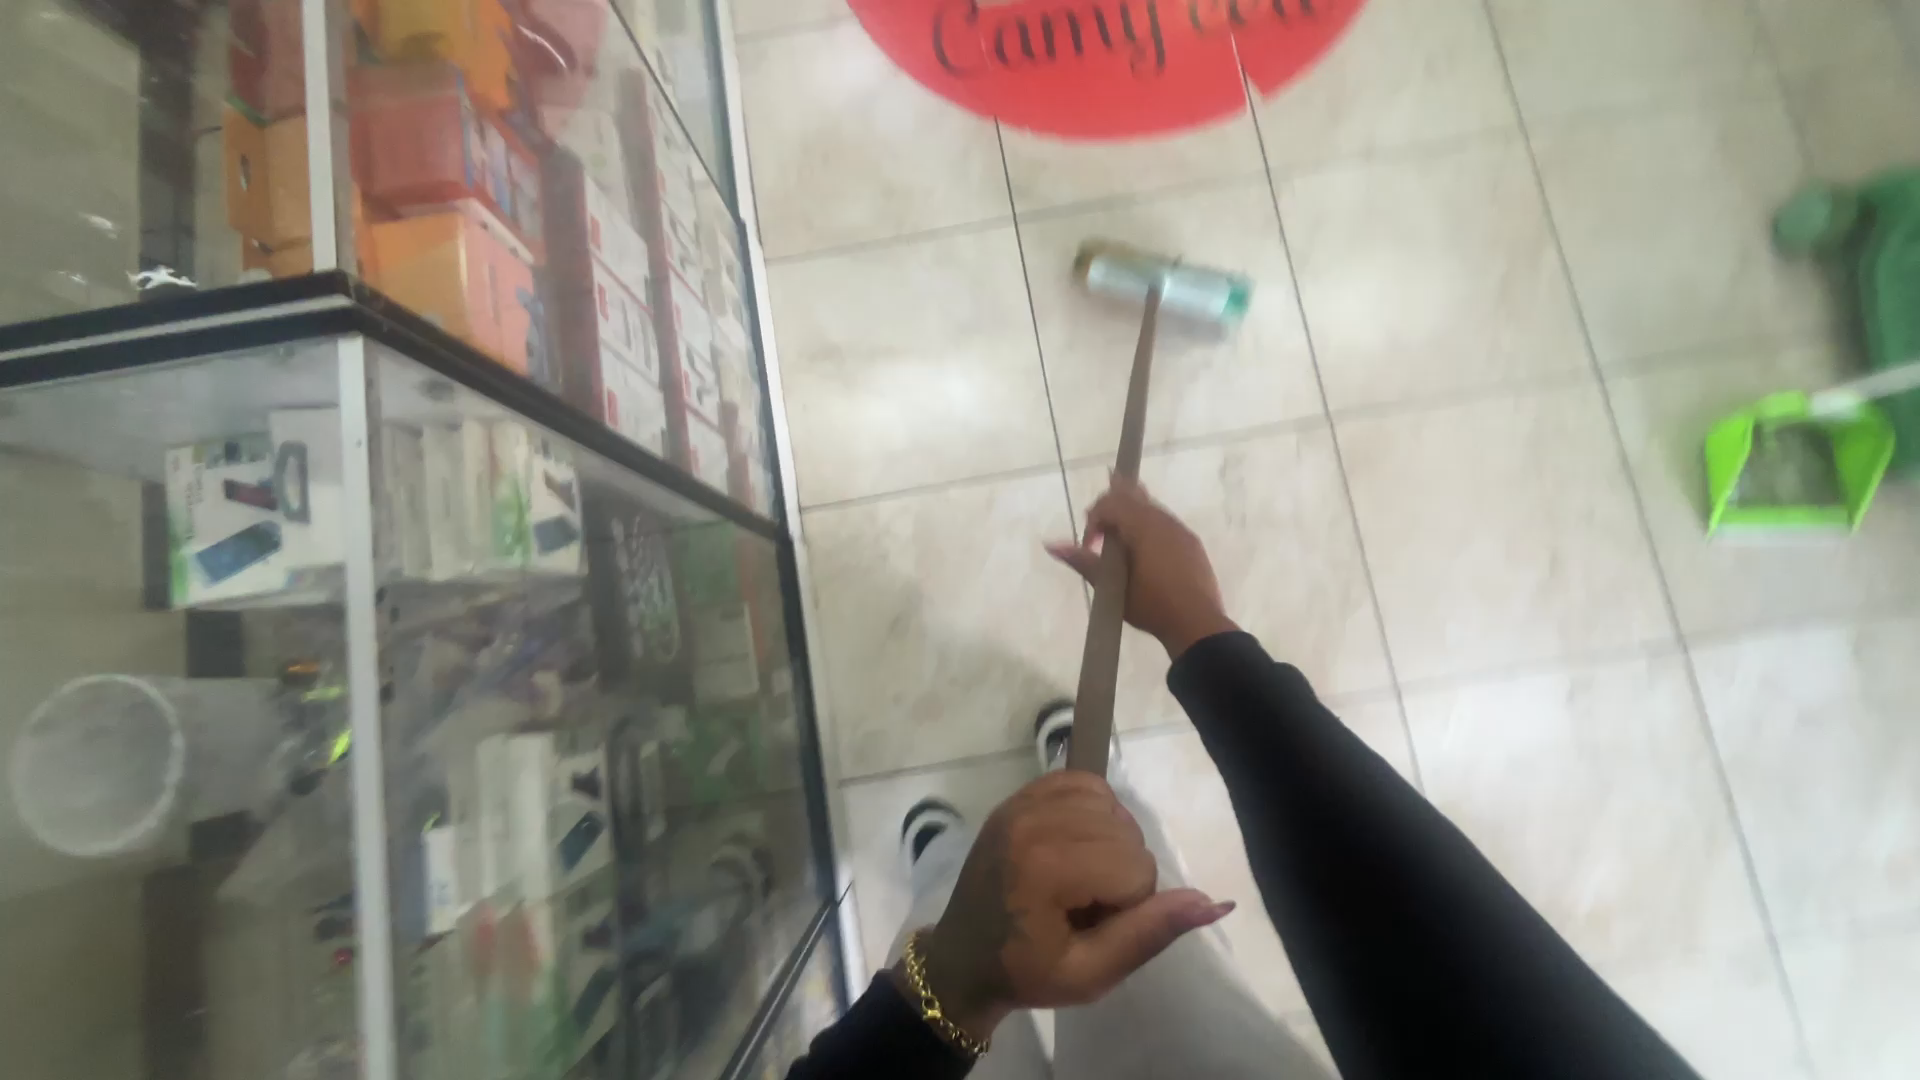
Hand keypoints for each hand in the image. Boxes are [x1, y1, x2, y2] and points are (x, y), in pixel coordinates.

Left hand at [894, 772, 1233, 1042]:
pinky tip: (1078, 842)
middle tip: (1084, 906)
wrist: (964, 956)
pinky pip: (1083, 781)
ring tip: (1080, 876)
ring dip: (1110, 840)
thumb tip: (1214, 902)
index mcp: (1046, 867)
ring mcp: (1023, 802)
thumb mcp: (1091, 973)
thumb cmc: (1026, 970)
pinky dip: (1094, 808)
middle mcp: (1034, 820)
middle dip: (1121, 873)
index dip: (1130, 906)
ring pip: (1110, 805)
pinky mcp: (1021, 794)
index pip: (1136, 868)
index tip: (1093, 926)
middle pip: (1126, 832)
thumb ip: (1150, 933)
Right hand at [1047, 481, 1238, 658]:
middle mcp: (1163, 520)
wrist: (1197, 624)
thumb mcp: (1111, 585)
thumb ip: (1083, 561)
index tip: (1089, 546)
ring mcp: (1180, 531)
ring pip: (1149, 509)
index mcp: (1142, 526)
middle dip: (1110, 510)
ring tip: (1119, 544)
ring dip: (1129, 519)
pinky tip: (1143, 553)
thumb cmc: (1151, 604)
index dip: (1093, 518)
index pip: (1111, 503)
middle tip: (1100, 535)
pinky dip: (1146, 529)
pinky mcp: (1191, 544)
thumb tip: (1051, 544)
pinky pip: (1164, 523)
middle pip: (1132, 496)